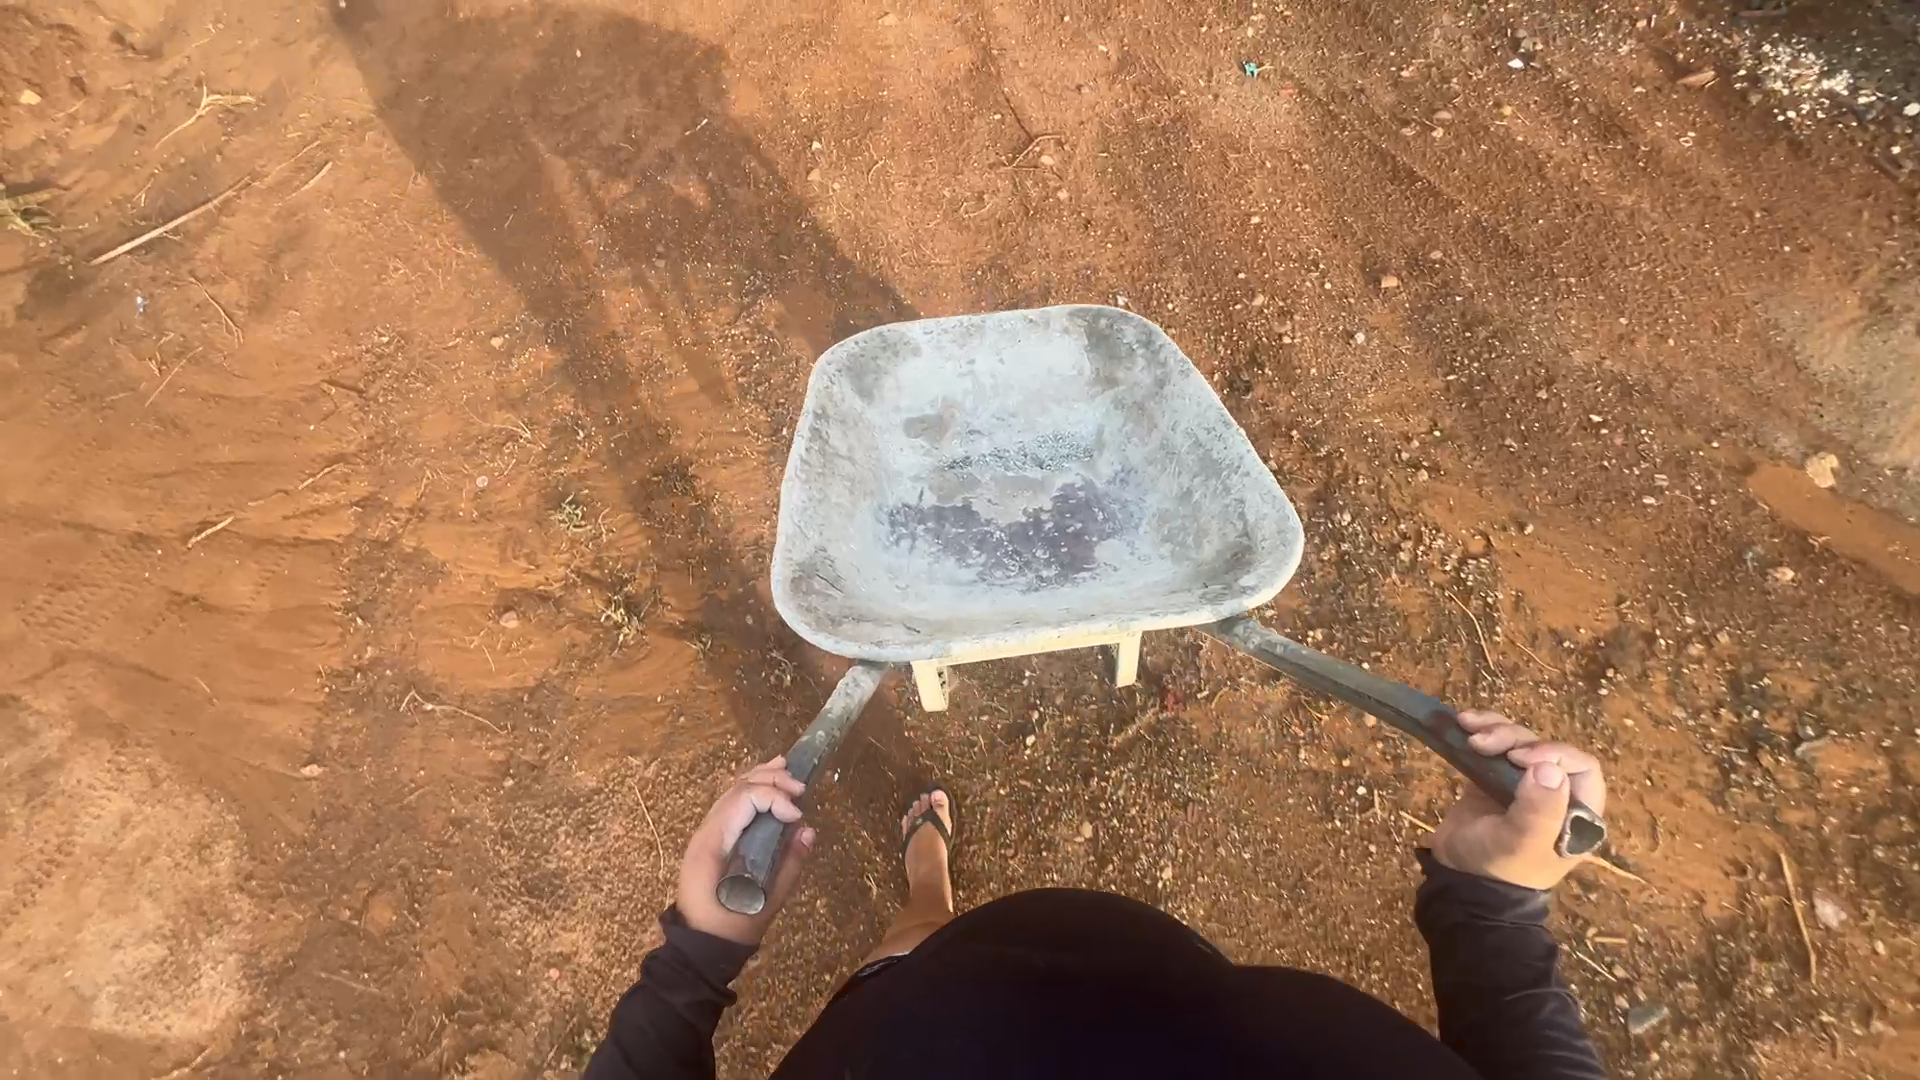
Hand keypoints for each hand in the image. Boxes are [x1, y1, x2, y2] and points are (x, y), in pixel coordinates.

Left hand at [674, 756, 816, 944]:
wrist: (697, 950)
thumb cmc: (730, 929)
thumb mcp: (765, 902)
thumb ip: (788, 865)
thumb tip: (808, 831)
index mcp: (713, 843)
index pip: (743, 799)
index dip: (773, 798)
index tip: (797, 815)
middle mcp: (706, 831)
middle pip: (738, 788)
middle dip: (771, 781)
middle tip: (801, 788)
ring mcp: (708, 832)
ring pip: (734, 790)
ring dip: (762, 778)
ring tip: (788, 770)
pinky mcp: (714, 838)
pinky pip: (734, 803)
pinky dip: (754, 789)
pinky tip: (771, 781)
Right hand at [1427, 710, 1606, 889]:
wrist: (1462, 877)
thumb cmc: (1501, 865)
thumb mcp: (1522, 842)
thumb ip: (1539, 809)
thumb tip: (1547, 768)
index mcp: (1576, 811)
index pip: (1580, 766)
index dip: (1552, 753)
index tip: (1518, 758)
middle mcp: (1553, 794)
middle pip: (1543, 748)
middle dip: (1512, 738)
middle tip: (1481, 742)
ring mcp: (1520, 785)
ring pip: (1517, 741)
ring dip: (1494, 729)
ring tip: (1466, 729)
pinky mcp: (1490, 779)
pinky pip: (1492, 747)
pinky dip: (1479, 730)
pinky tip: (1461, 724)